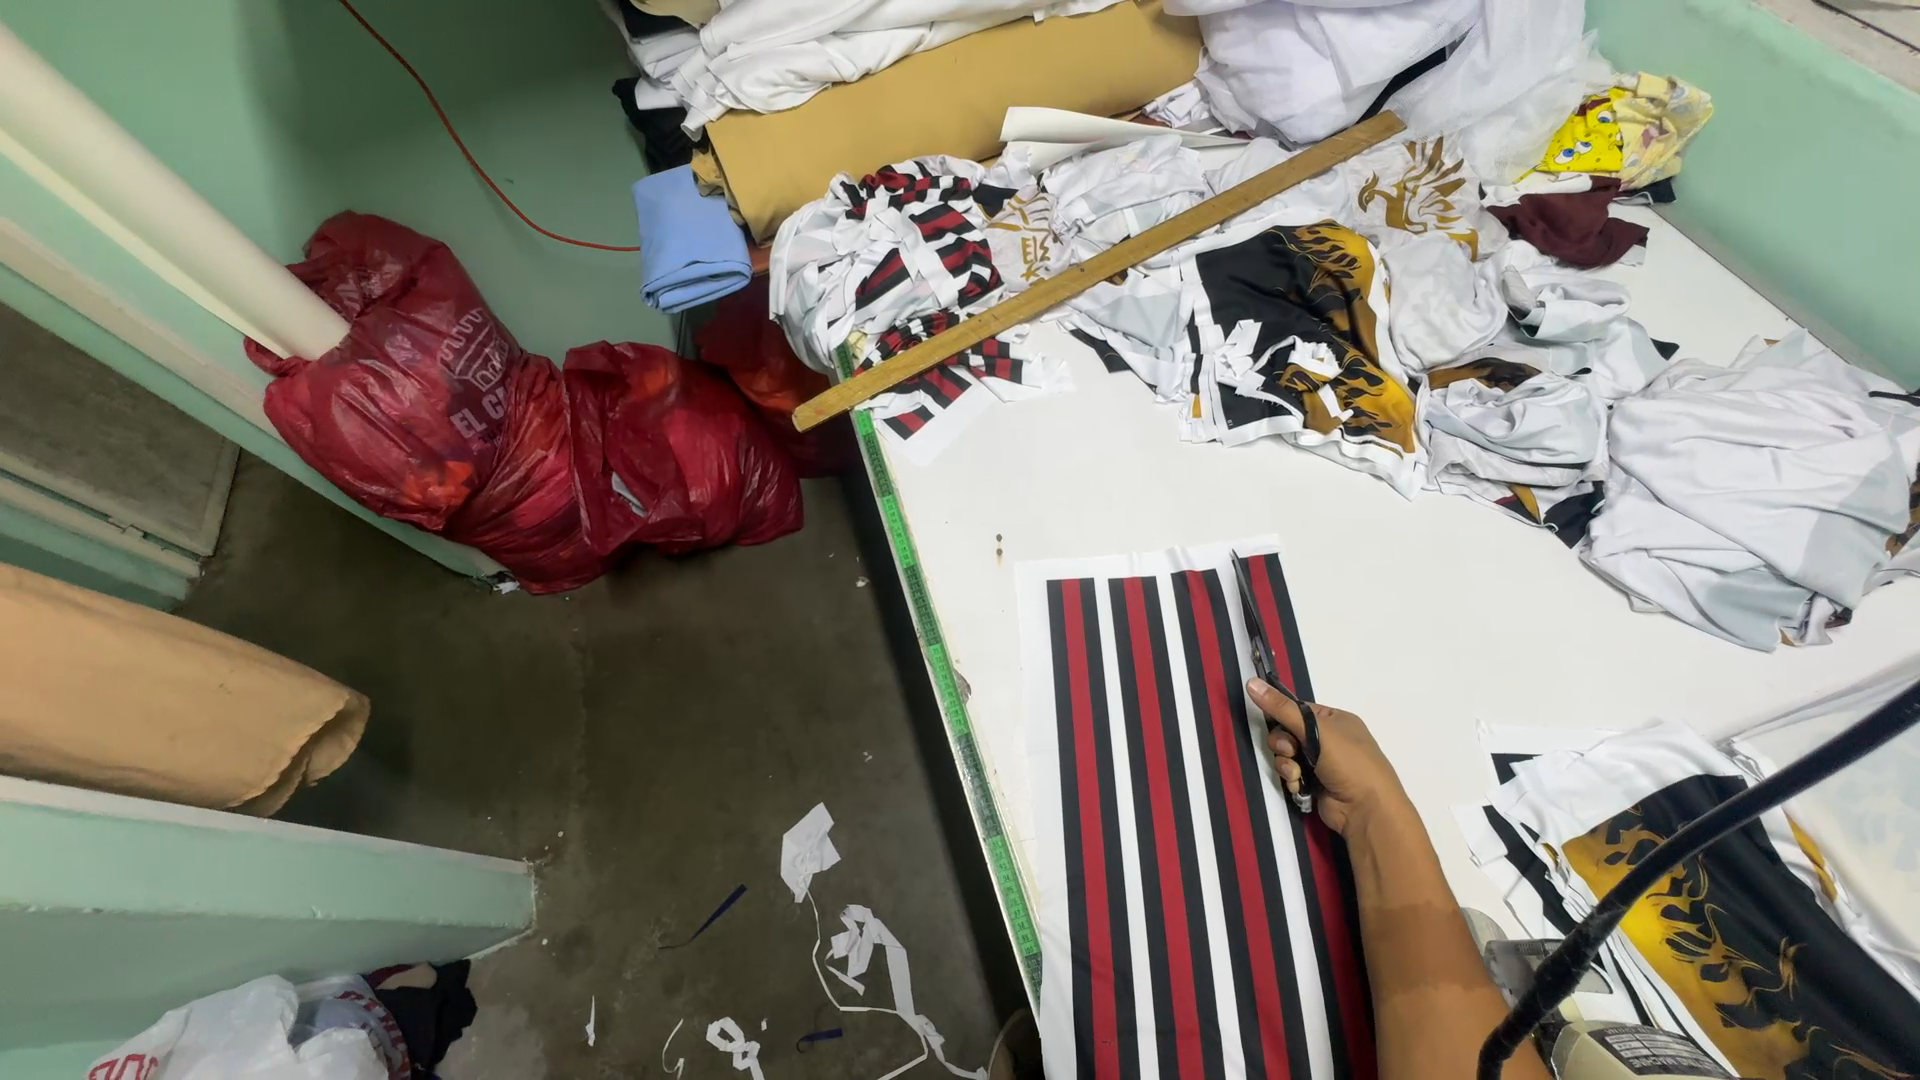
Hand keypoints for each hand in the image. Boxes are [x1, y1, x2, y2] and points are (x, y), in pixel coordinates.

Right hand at [1248, 679, 1413, 837]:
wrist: (1367, 809)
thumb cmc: (1348, 762)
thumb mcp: (1315, 730)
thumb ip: (1281, 708)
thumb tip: (1250, 682)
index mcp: (1334, 720)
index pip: (1297, 709)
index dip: (1282, 715)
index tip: (1271, 721)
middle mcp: (1328, 739)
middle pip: (1287, 732)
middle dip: (1283, 743)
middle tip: (1289, 750)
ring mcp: (1322, 763)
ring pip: (1286, 755)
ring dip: (1286, 763)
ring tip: (1296, 773)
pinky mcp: (1315, 783)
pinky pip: (1291, 773)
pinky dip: (1292, 779)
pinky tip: (1299, 785)